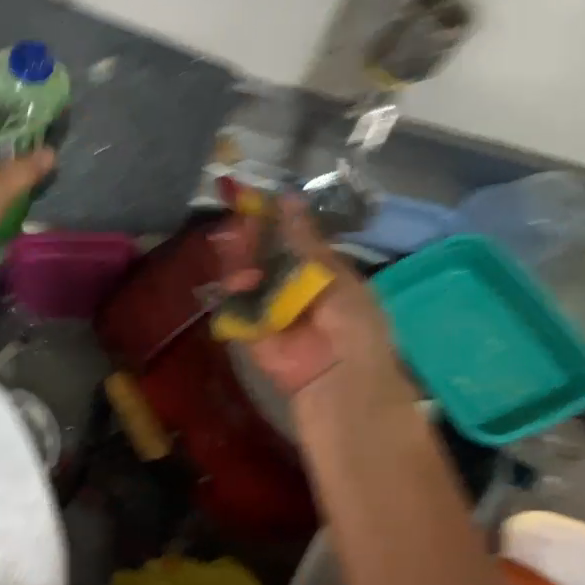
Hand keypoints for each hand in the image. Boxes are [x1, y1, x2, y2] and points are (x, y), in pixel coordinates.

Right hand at [214, 196, 416, 414]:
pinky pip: (236, 308)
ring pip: (246, 279)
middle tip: (235, 226)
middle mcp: (294, 288)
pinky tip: (233, 282)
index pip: (290, 240)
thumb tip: (288, 198)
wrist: (343, 386)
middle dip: (248, 241)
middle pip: (263, 257)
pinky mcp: (251, 333)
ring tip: (232, 252)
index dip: (271, 222)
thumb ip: (305, 242)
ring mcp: (271, 310)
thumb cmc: (353, 328)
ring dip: (237, 263)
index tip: (253, 204)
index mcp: (321, 273)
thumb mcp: (335, 277)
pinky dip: (231, 295)